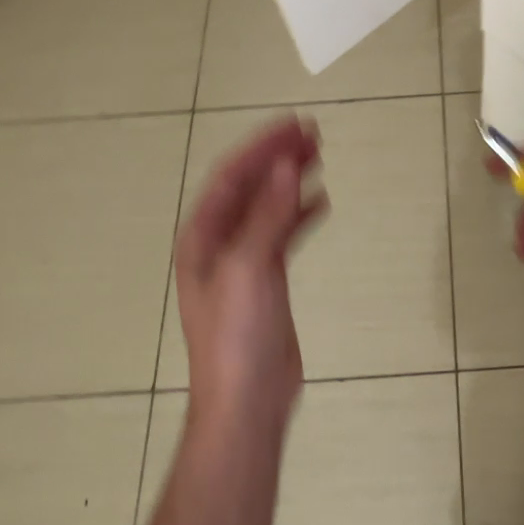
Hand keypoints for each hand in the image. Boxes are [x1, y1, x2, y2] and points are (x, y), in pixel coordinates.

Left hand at [175, 116, 327, 425]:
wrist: (246, 400)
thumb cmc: (237, 332)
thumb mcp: (249, 266)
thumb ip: (268, 214)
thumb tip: (285, 164)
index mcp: (202, 236)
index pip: (232, 176)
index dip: (262, 146)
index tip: (296, 124)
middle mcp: (218, 243)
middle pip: (249, 186)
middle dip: (277, 157)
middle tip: (314, 134)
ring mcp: (243, 261)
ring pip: (268, 207)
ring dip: (290, 180)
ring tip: (320, 157)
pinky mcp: (266, 280)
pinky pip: (283, 233)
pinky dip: (299, 214)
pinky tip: (321, 202)